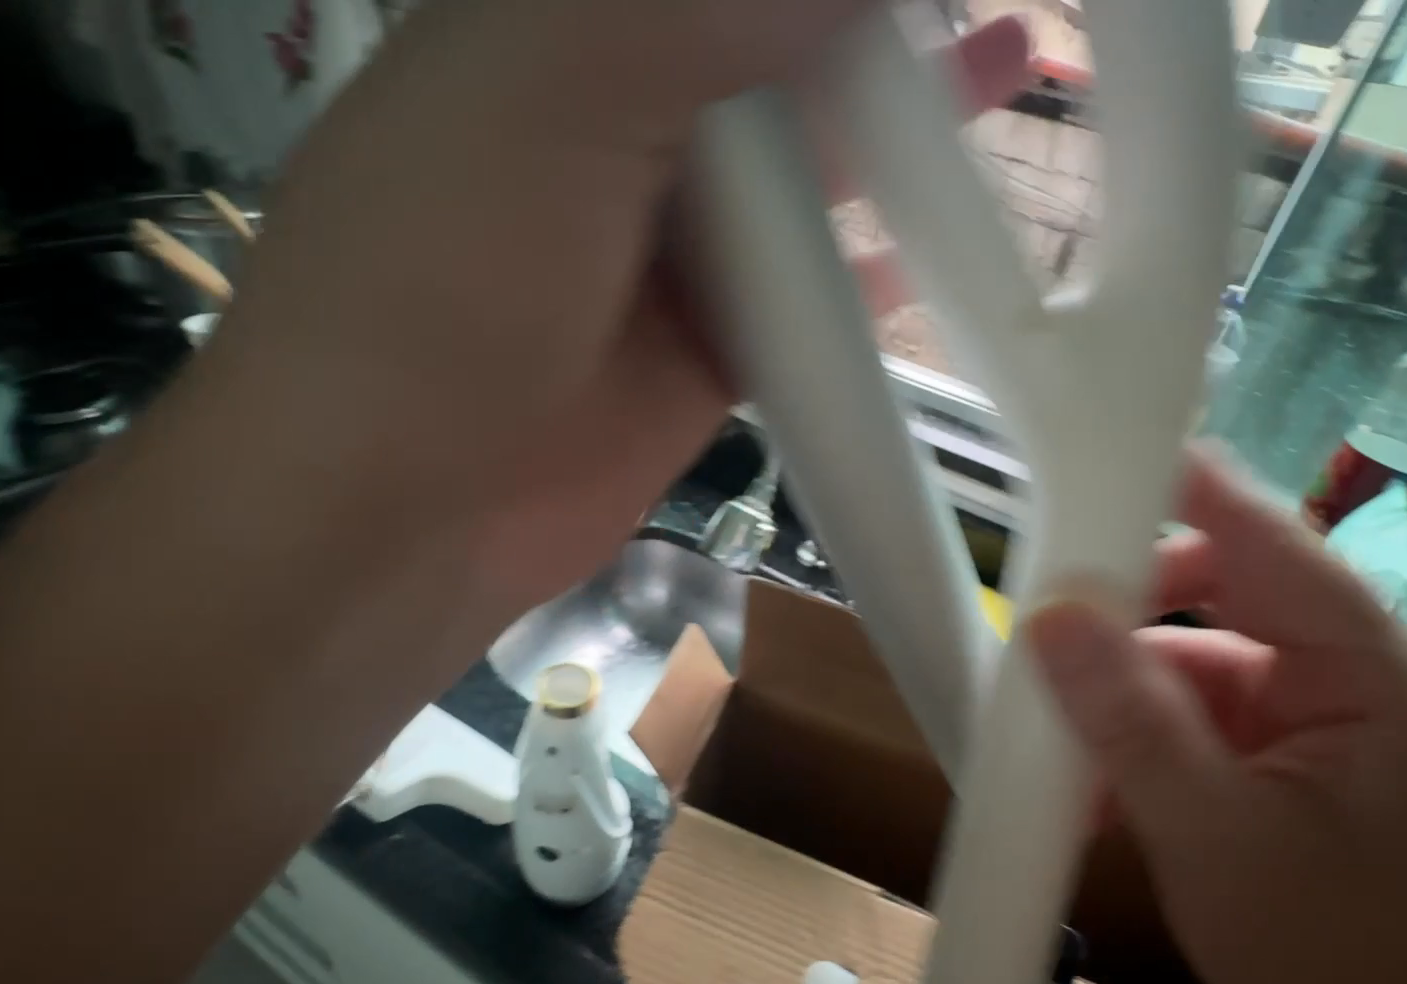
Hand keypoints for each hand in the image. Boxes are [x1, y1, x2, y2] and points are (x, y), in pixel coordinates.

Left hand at [213, 0, 1030, 622]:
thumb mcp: (546, 94)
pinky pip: (800, 304)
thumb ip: (701, 14)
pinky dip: (861, 284)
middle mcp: (613, 138)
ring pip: (798, 182)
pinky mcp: (700, 356)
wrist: (404, 508)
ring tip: (1002, 76)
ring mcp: (663, 257)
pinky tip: (926, 261)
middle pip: (766, 60)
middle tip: (988, 2)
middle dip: (867, 33)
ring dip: (887, 140)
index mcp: (553, 36)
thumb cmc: (441, 285)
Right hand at [1029, 449, 1406, 983]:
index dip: (1196, 489)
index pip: (1283, 548)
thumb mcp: (1212, 836)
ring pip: (1201, 655)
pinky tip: (1095, 776)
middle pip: (1231, 595)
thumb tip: (1047, 616)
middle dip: (1131, 614)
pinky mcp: (1296, 745)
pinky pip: (1203, 706)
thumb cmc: (1327, 955)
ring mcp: (1331, 711)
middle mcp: (1368, 677)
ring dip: (1124, 690)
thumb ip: (1129, 718)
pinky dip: (1143, 730)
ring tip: (1056, 734)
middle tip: (1045, 626)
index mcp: (1389, 682)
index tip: (1111, 446)